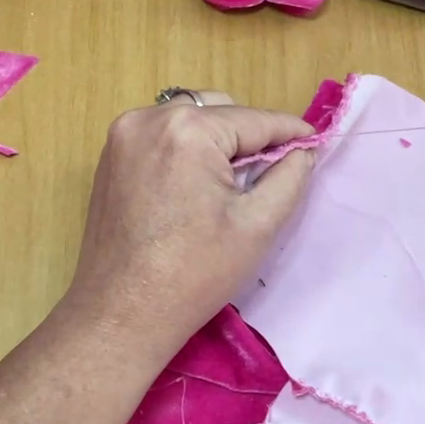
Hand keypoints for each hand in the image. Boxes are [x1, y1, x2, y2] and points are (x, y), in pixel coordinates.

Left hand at [60, 91, 315, 360]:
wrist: (121, 312)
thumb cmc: (193, 275)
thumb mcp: (257, 225)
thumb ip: (289, 176)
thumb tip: (301, 150)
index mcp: (186, 130)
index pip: (254, 120)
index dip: (290, 132)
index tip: (315, 142)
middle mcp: (147, 119)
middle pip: (218, 110)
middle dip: (247, 137)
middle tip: (266, 176)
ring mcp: (121, 136)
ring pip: (188, 120)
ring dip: (214, 142)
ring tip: (228, 185)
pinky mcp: (109, 158)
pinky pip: (160, 137)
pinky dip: (183, 151)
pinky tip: (193, 189)